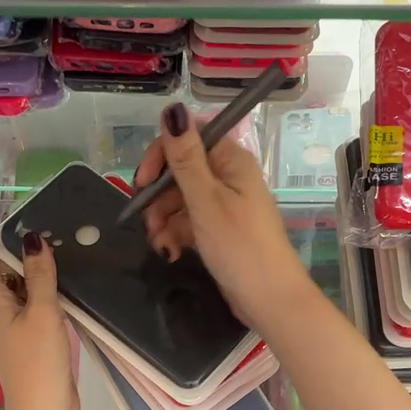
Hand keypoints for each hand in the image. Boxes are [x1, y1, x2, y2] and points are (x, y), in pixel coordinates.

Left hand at [0, 217, 77, 409]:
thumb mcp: (43, 314)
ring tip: (49, 250)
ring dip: (28, 271)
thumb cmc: (39, 364)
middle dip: (10, 250)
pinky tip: (60, 288)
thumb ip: (40, 276)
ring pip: (16, 292)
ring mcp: (13, 331)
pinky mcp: (29, 345)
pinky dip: (40, 293)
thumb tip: (33, 239)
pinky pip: (30, 309)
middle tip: (33, 226)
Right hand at [133, 102, 314, 329]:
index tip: (141, 185)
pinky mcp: (218, 232)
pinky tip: (170, 253)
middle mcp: (227, 177)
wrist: (269, 299)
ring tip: (160, 246)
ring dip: (163, 221)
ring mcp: (223, 206)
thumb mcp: (207, 201)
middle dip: (157, 197)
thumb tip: (172, 110)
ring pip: (179, 201)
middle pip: (179, 172)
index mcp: (230, 160)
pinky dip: (175, 236)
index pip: (186, 139)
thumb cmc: (240, 247)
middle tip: (148, 224)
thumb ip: (186, 159)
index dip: (160, 157)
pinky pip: (188, 224)